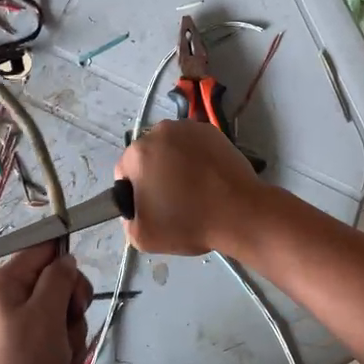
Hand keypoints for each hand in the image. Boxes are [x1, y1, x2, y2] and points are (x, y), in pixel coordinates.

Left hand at [0, 244, 92, 363]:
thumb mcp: (43, 315)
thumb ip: (59, 279)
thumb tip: (65, 258)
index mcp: (2, 284)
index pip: (40, 250)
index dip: (64, 262)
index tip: (78, 285)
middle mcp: (8, 303)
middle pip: (55, 285)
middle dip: (71, 307)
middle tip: (69, 324)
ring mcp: (18, 332)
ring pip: (61, 316)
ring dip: (71, 336)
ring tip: (61, 359)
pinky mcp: (29, 358)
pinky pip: (56, 342)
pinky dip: (65, 355)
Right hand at [114, 119, 269, 255]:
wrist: (239, 212)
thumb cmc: (188, 222)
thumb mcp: (143, 237)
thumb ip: (127, 221)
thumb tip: (134, 209)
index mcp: (138, 152)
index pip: (124, 172)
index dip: (134, 193)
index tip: (151, 208)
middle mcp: (160, 131)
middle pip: (148, 155)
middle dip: (154, 174)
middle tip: (172, 200)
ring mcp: (188, 127)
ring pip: (171, 147)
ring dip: (175, 162)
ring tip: (193, 188)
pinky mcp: (211, 130)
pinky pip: (193, 143)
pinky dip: (196, 156)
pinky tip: (208, 177)